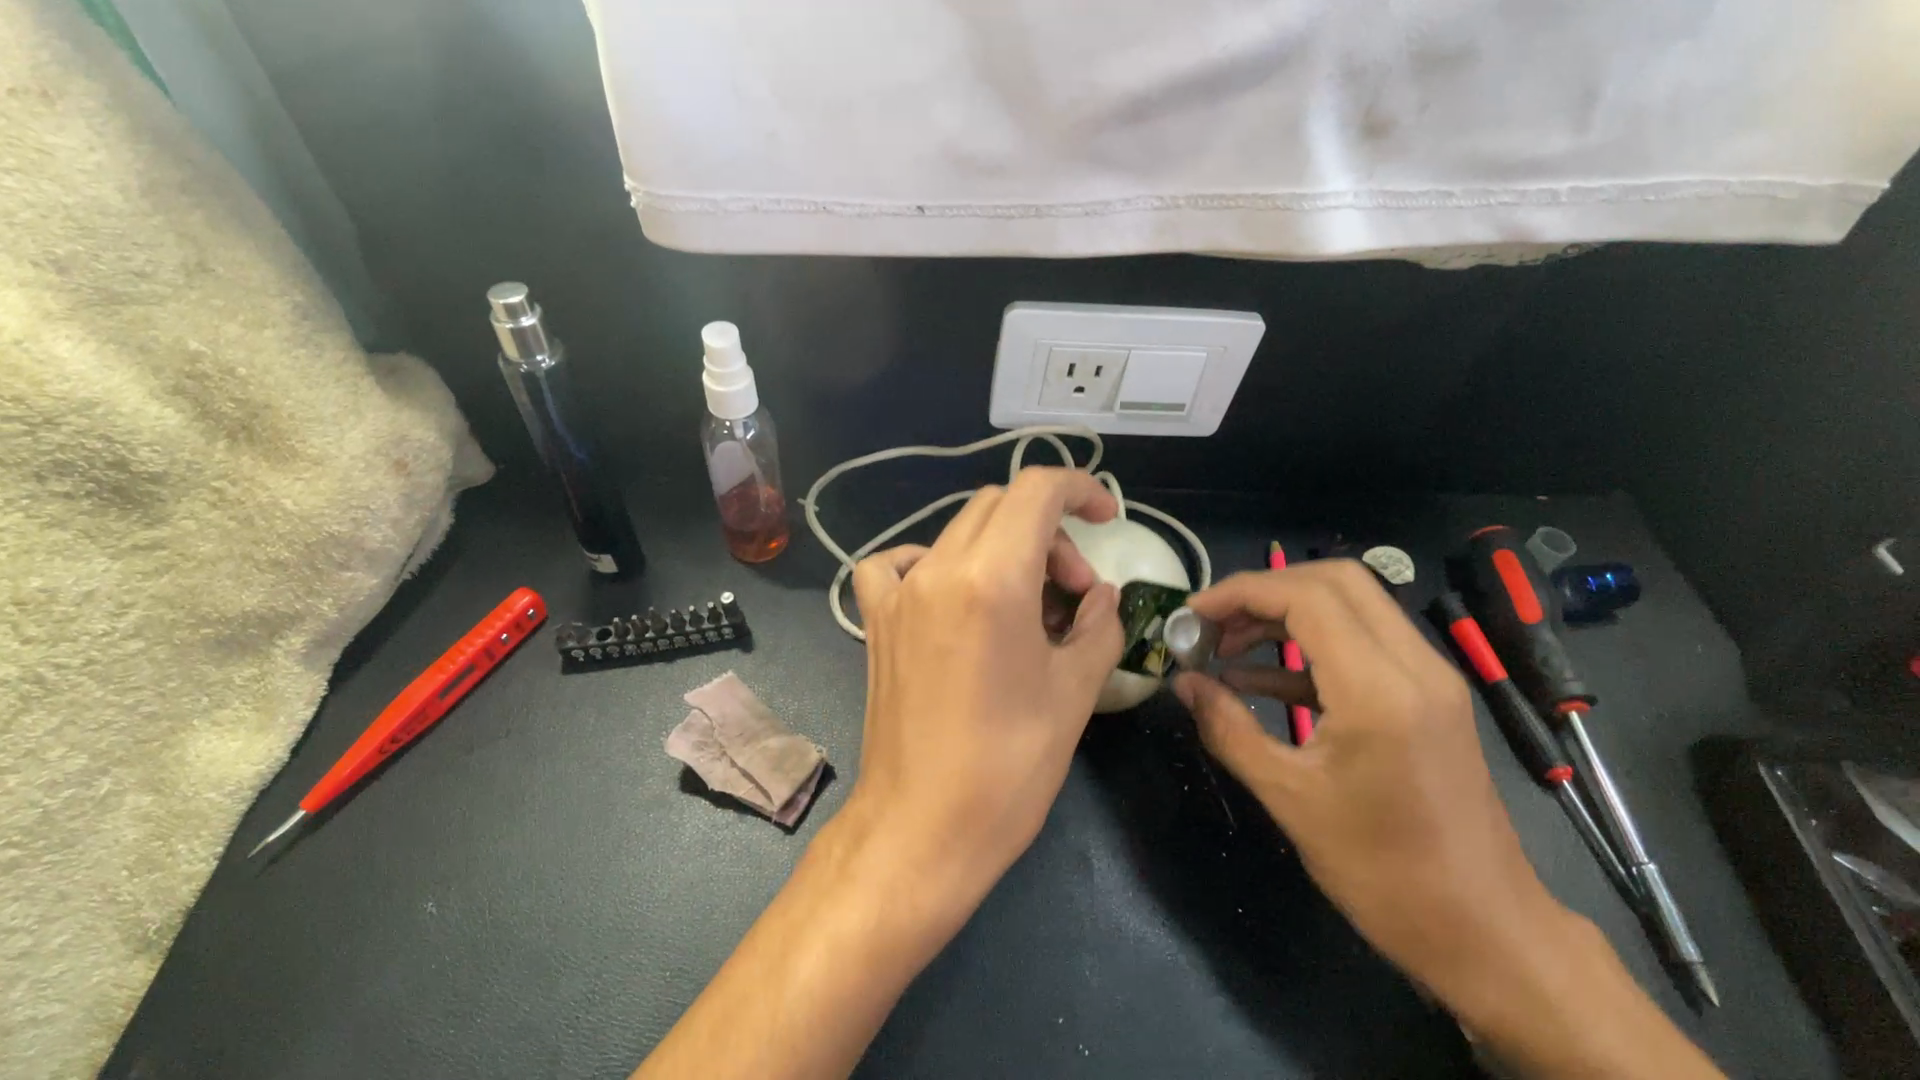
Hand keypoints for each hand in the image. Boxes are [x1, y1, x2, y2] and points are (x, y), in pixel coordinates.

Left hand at [843, 467, 1124, 908]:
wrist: (922, 827)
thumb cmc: (1009, 766)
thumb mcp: (1075, 691)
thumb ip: (1098, 625)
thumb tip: (1098, 595)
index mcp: (993, 579)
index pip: (1037, 491)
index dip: (1081, 488)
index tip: (1107, 518)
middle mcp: (939, 569)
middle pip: (999, 506)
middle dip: (1050, 532)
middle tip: (1073, 592)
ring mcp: (898, 593)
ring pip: (958, 530)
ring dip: (1003, 546)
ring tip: (1026, 602)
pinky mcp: (875, 620)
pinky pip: (899, 563)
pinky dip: (935, 562)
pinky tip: (953, 597)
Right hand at [1171, 562, 1563, 1007]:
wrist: (1480, 926)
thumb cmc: (1380, 870)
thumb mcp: (1289, 797)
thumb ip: (1228, 729)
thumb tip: (1183, 684)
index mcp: (1379, 689)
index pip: (1306, 597)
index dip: (1239, 593)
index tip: (1190, 616)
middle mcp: (1415, 665)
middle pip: (1335, 582)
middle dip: (1263, 591)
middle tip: (1210, 625)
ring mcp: (1429, 679)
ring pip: (1353, 606)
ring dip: (1286, 614)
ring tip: (1225, 648)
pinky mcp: (1429, 698)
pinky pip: (1365, 645)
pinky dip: (1310, 648)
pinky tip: (1259, 679)